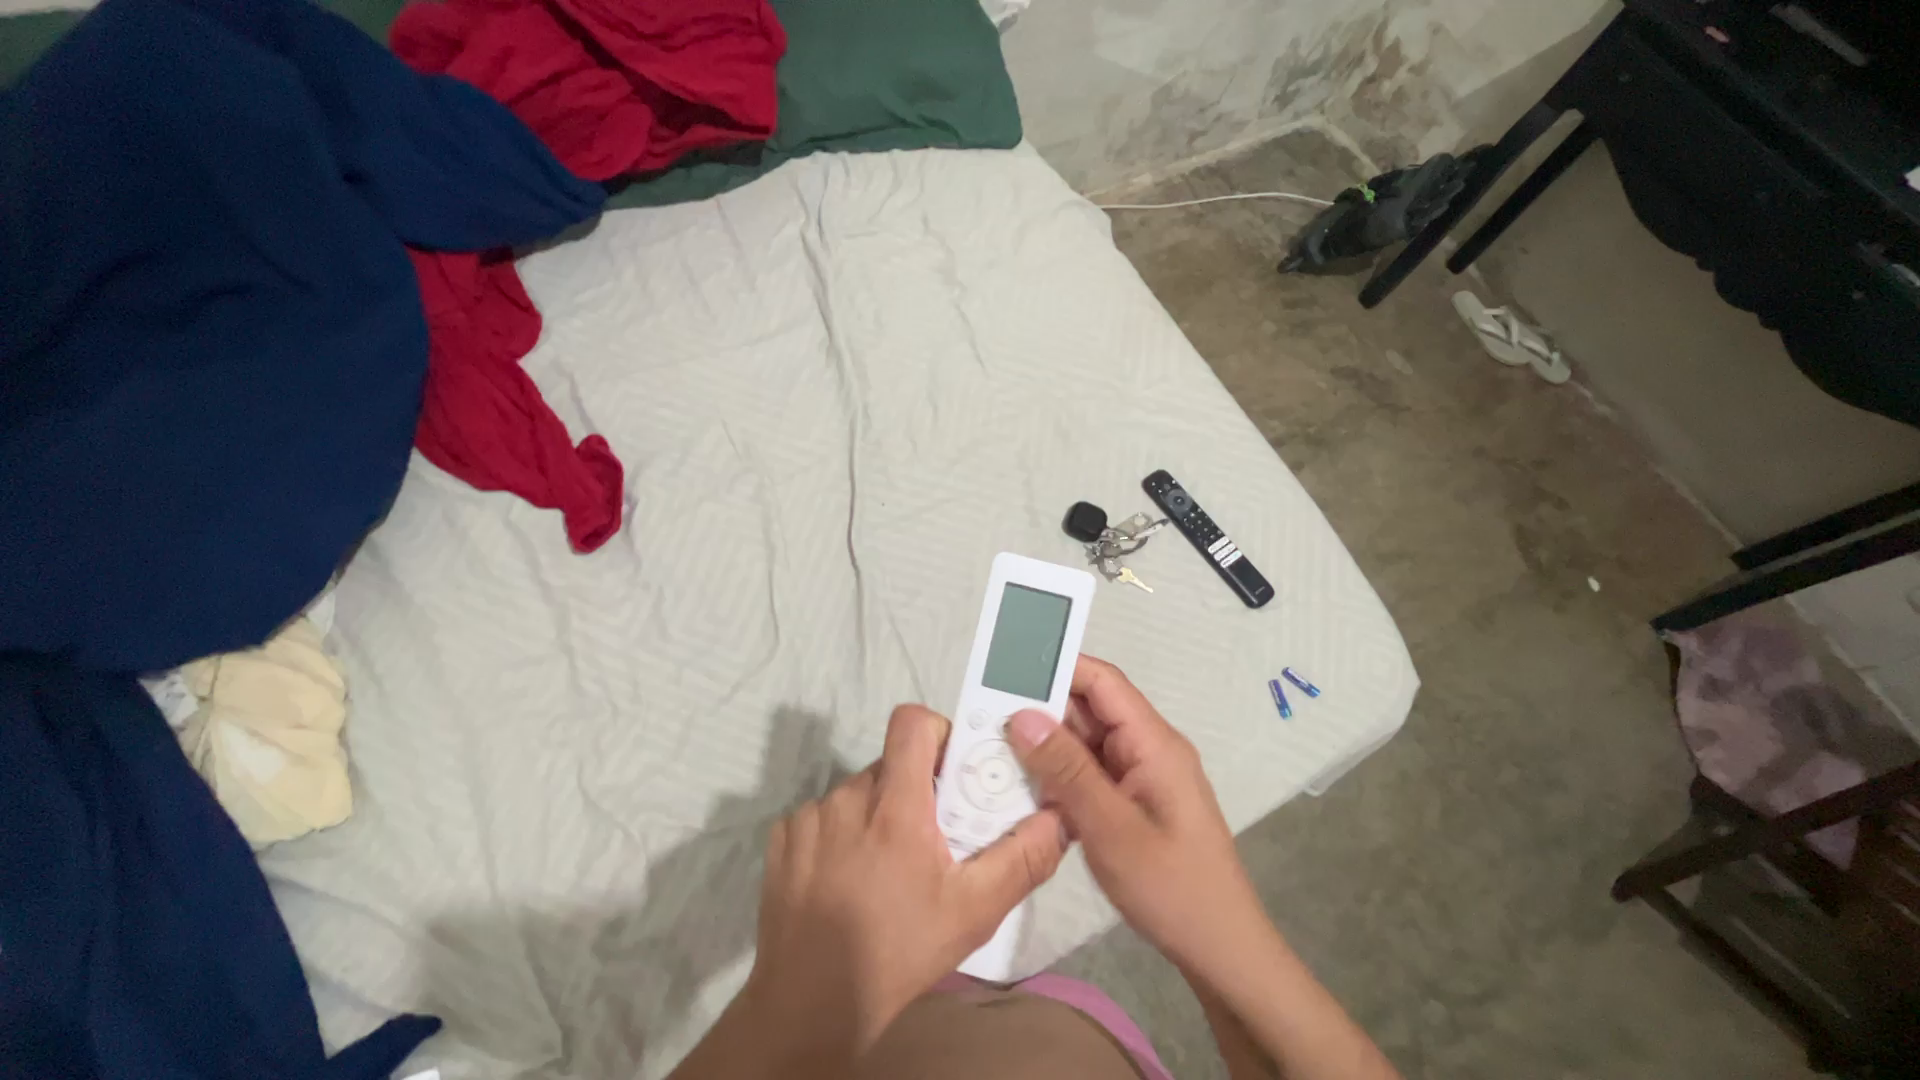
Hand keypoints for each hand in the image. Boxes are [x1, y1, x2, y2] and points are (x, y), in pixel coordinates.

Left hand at [743, 704, 1070, 1063]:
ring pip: (858, 792)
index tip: (954, 769)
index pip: (912, 723)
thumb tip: (1060, 817)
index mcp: (894, 806)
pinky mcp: (783, 838)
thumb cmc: (899, 952)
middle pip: (890, 764)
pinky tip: (848, 880)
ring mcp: (809, 817)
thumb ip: (1022, 858)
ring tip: (887, 868)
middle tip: (931, 837)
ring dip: (877, 815)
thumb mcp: (974, 911)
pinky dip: (840, 835)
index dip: (938, 732)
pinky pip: (823, 816)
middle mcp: (847, 798)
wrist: (810, 1003)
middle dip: (916, 789)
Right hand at [1006, 656, 1274, 977]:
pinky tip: (1023, 786)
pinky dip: (1059, 776)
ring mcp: (1142, 777)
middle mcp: (1148, 750)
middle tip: (984, 714)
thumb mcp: (1110, 828)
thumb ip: (1066, 769)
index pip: (1102, 682)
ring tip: (992, 746)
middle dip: (1040, 708)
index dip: (1057, 668)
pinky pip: (1091, 774)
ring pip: (1087, 744)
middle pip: (1091, 710)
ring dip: (1046, 746)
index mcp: (1153, 743)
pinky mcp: (1134, 803)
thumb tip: (1023, 714)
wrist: (1220, 948)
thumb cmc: (1171, 887)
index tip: (1005, 670)